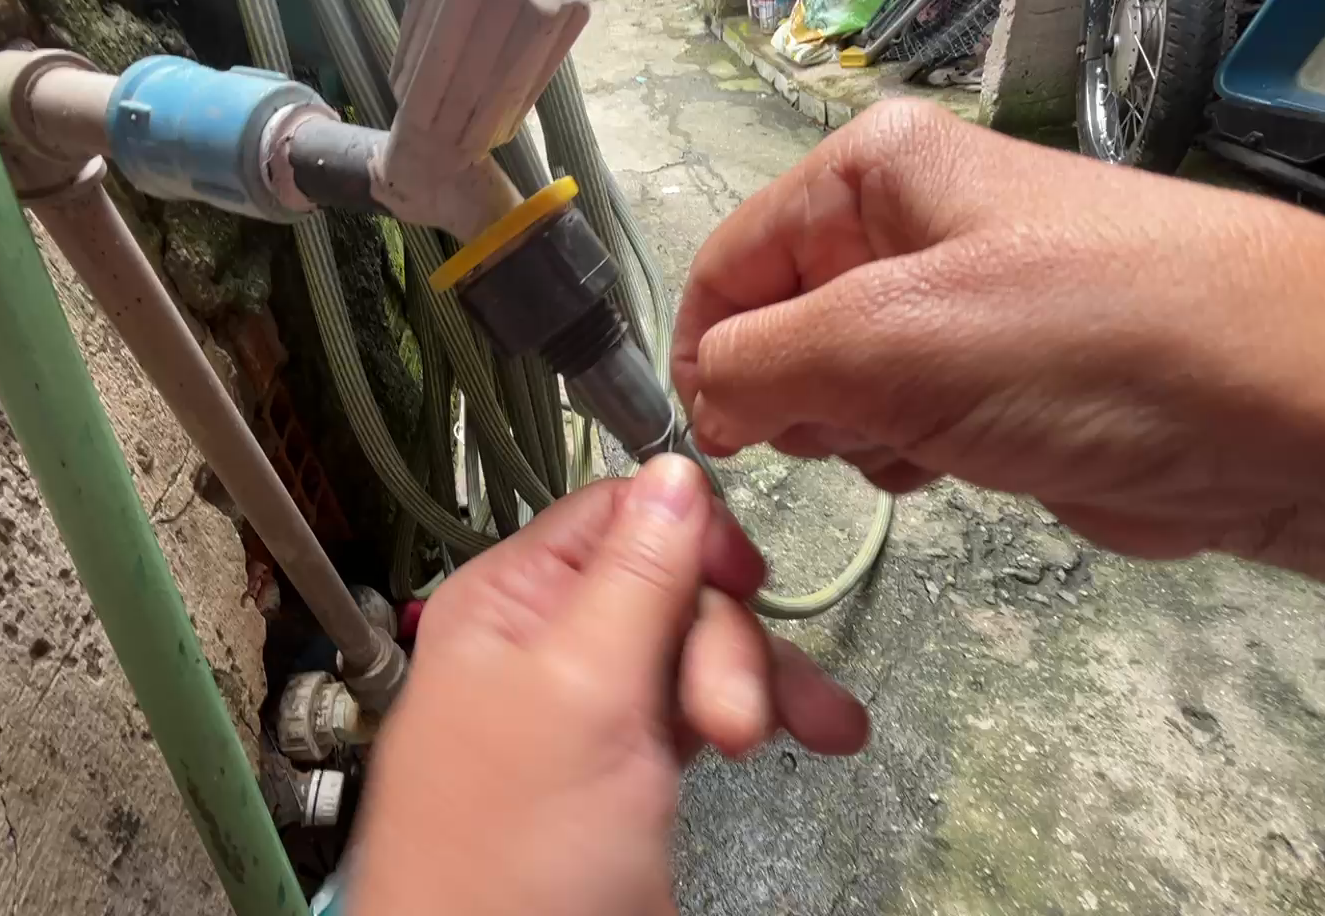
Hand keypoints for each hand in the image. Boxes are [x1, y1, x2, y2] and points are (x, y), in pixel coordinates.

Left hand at [349, 456, 867, 915]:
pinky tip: (811, 729)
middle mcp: (551, 636)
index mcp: (513, 599)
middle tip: (731, 713)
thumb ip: (636, 574)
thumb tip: (675, 470)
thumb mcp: (581, 693)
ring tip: (803, 731)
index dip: (685, 533)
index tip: (740, 575)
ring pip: (696, 641)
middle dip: (719, 637)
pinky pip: (704, 699)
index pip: (614, 516)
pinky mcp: (633, 753)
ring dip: (753, 677)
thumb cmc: (515, 854)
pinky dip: (759, 708)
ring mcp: (596, 697)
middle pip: (667, 582)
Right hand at [671, 100, 1324, 670]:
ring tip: (910, 439)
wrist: (1293, 420)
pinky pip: (877, 414)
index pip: (728, 263)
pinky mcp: (971, 373)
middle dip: (789, 391)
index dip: (706, 348)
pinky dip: (889, 448)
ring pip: (820, 378)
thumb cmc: (1068, 348)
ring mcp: (936, 302)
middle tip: (846, 423)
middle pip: (772, 322)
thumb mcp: (882, 340)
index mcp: (865, 176)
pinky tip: (941, 459)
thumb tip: (700, 407)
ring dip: (844, 425)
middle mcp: (894, 226)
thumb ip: (753, 365)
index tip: (713, 433)